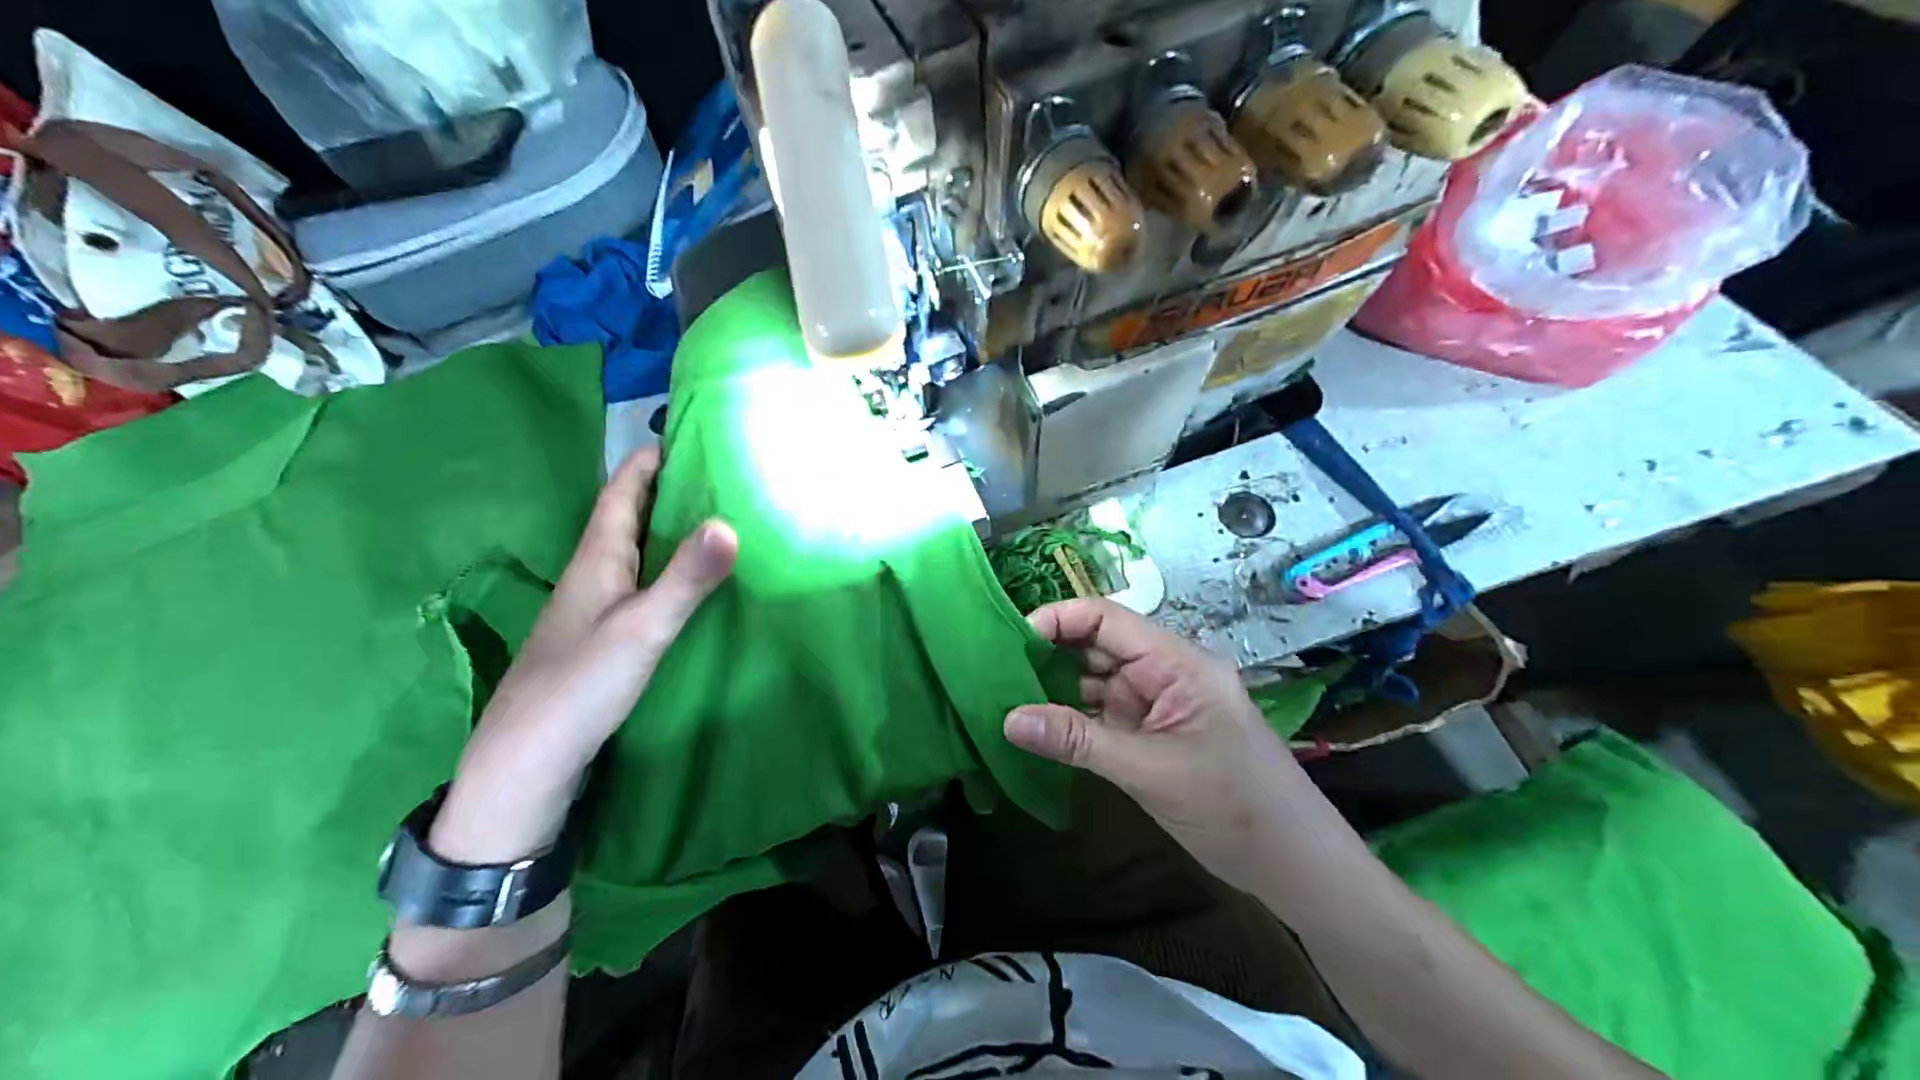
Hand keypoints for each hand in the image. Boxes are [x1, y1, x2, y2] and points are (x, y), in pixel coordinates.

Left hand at [430, 448, 736, 863]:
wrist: (526, 762)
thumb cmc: (580, 685)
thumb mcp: (643, 628)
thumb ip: (686, 577)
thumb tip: (731, 522)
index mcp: (597, 557)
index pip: (623, 489)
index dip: (652, 458)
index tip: (693, 435)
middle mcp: (593, 572)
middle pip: (631, 515)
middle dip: (670, 489)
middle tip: (723, 476)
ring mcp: (595, 605)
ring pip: (636, 550)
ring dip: (670, 529)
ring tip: (719, 519)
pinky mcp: (602, 635)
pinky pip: (640, 582)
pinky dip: (667, 568)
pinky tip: (692, 582)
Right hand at [1003, 598, 1313, 892]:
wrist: (1295, 866)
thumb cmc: (1234, 806)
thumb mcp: (1150, 770)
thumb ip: (1077, 741)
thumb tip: (1007, 719)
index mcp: (1177, 662)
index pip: (1108, 619)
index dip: (1059, 620)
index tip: (1011, 640)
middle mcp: (1166, 674)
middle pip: (1099, 648)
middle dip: (1050, 656)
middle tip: (996, 671)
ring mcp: (1159, 706)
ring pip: (1097, 684)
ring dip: (1056, 691)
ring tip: (1004, 697)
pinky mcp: (1153, 737)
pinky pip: (1104, 717)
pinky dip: (1073, 721)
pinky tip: (1036, 727)